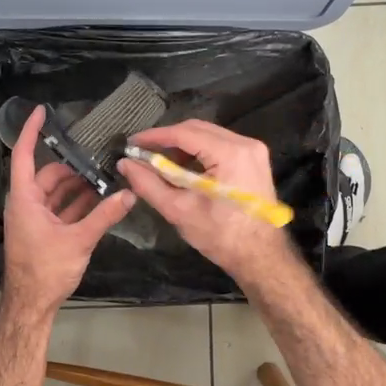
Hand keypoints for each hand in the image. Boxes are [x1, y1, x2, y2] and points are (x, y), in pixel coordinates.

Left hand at [1, 105, 136, 313]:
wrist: (31, 304)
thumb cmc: (46, 270)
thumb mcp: (79, 240)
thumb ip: (104, 216)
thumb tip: (128, 194)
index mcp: (25, 200)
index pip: (25, 157)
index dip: (30, 132)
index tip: (40, 112)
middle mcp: (26, 205)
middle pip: (47, 176)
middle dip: (71, 166)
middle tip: (98, 156)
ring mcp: (33, 220)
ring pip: (55, 194)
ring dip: (77, 186)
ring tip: (104, 176)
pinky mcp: (43, 233)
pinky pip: (60, 210)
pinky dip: (76, 204)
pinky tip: (99, 200)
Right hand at [118, 120, 294, 283]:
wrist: (260, 256)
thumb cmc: (220, 235)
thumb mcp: (179, 209)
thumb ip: (149, 183)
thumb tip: (125, 163)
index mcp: (230, 154)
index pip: (184, 133)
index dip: (154, 137)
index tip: (131, 144)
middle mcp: (245, 144)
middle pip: (197, 129)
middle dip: (167, 139)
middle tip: (142, 152)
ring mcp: (253, 151)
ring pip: (208, 136)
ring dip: (181, 146)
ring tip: (158, 161)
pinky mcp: (254, 160)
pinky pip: (219, 146)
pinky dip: (198, 153)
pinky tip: (182, 167)